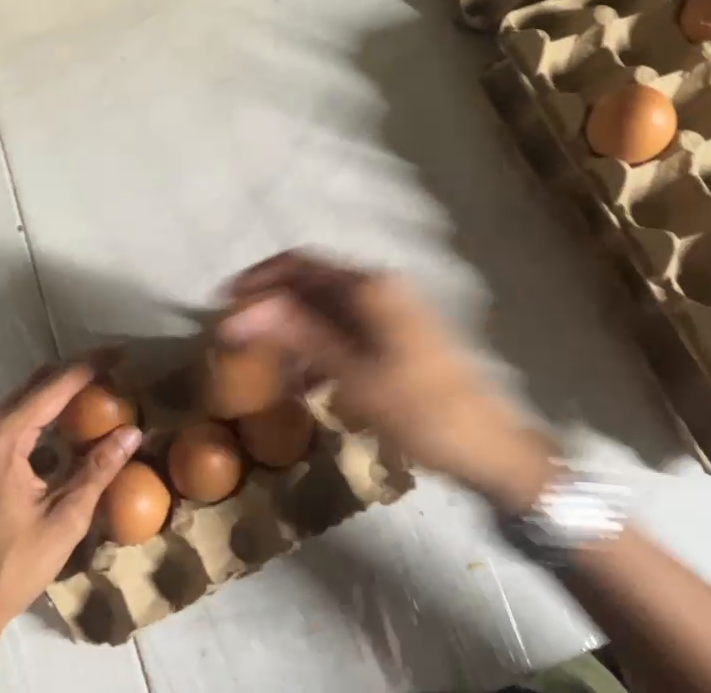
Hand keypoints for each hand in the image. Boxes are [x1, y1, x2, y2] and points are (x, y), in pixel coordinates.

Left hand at [0, 361, 141, 691]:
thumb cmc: (11, 565)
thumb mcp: (64, 519)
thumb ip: (98, 469)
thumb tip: (133, 431)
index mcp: (3, 436)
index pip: (55, 384)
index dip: (92, 365)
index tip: (124, 353)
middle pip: (37, 383)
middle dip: (78, 373)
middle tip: (118, 373)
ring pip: (25, 400)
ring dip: (61, 393)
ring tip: (103, 396)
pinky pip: (15, 420)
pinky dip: (45, 414)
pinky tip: (72, 429)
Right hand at [217, 251, 557, 509]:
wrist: (489, 447)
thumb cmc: (420, 411)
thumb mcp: (351, 375)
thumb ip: (295, 336)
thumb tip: (238, 313)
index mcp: (370, 286)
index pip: (298, 264)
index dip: (256, 279)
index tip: (221, 302)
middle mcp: (380, 287)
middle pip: (310, 284)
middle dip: (271, 307)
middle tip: (238, 338)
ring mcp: (392, 310)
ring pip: (326, 309)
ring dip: (293, 331)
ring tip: (265, 367)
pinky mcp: (398, 336)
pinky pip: (345, 330)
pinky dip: (318, 347)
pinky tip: (303, 383)